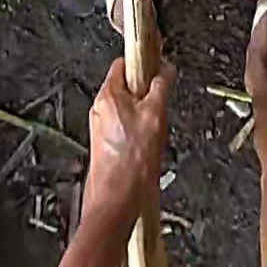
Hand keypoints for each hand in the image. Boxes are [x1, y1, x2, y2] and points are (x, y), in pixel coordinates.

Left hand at [83, 57, 174, 220]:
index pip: (124, 63)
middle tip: (159, 104)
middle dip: (145, 92)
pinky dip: (136, 129)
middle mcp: (100, 109)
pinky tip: (146, 146)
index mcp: (108, 95)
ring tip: (154, 130)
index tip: (156, 65)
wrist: (116, 204)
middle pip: (126, 86)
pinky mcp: (104, 145)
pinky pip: (123, 127)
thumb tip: (166, 69)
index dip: (142, 62)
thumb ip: (161, 86)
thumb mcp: (156, 114)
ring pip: (126, 107)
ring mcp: (100, 128)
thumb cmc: (131, 162)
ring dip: (142, 112)